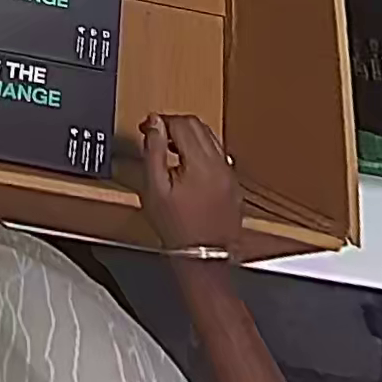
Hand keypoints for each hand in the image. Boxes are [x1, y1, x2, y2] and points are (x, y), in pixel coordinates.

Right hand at [141, 114, 241, 252]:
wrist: (203, 261)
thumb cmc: (177, 229)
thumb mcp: (154, 188)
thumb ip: (153, 150)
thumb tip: (155, 124)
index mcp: (200, 163)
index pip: (182, 123)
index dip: (161, 120)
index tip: (148, 126)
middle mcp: (220, 164)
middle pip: (197, 125)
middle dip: (175, 124)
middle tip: (156, 133)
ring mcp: (229, 174)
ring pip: (210, 136)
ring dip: (189, 134)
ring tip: (169, 147)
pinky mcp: (233, 184)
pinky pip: (218, 153)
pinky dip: (202, 149)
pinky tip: (188, 163)